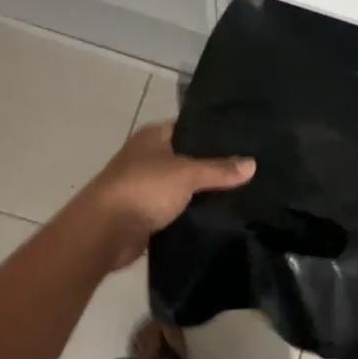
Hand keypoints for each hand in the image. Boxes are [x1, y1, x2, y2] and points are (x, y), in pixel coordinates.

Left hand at [73, 122, 254, 267]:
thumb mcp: (187, 174)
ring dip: (204, 191)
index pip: (191, 126)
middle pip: (188, 156)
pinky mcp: (147, 213)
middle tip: (251, 168)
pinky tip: (219, 214)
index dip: (215, 132)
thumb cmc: (143, 189)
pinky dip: (193, 211)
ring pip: (184, 185)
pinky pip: (177, 208)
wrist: (104, 232)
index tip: (245, 140)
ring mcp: (146, 185)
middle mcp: (148, 156)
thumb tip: (252, 164)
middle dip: (214, 164)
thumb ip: (220, 169)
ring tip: (243, 192)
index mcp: (154, 136)